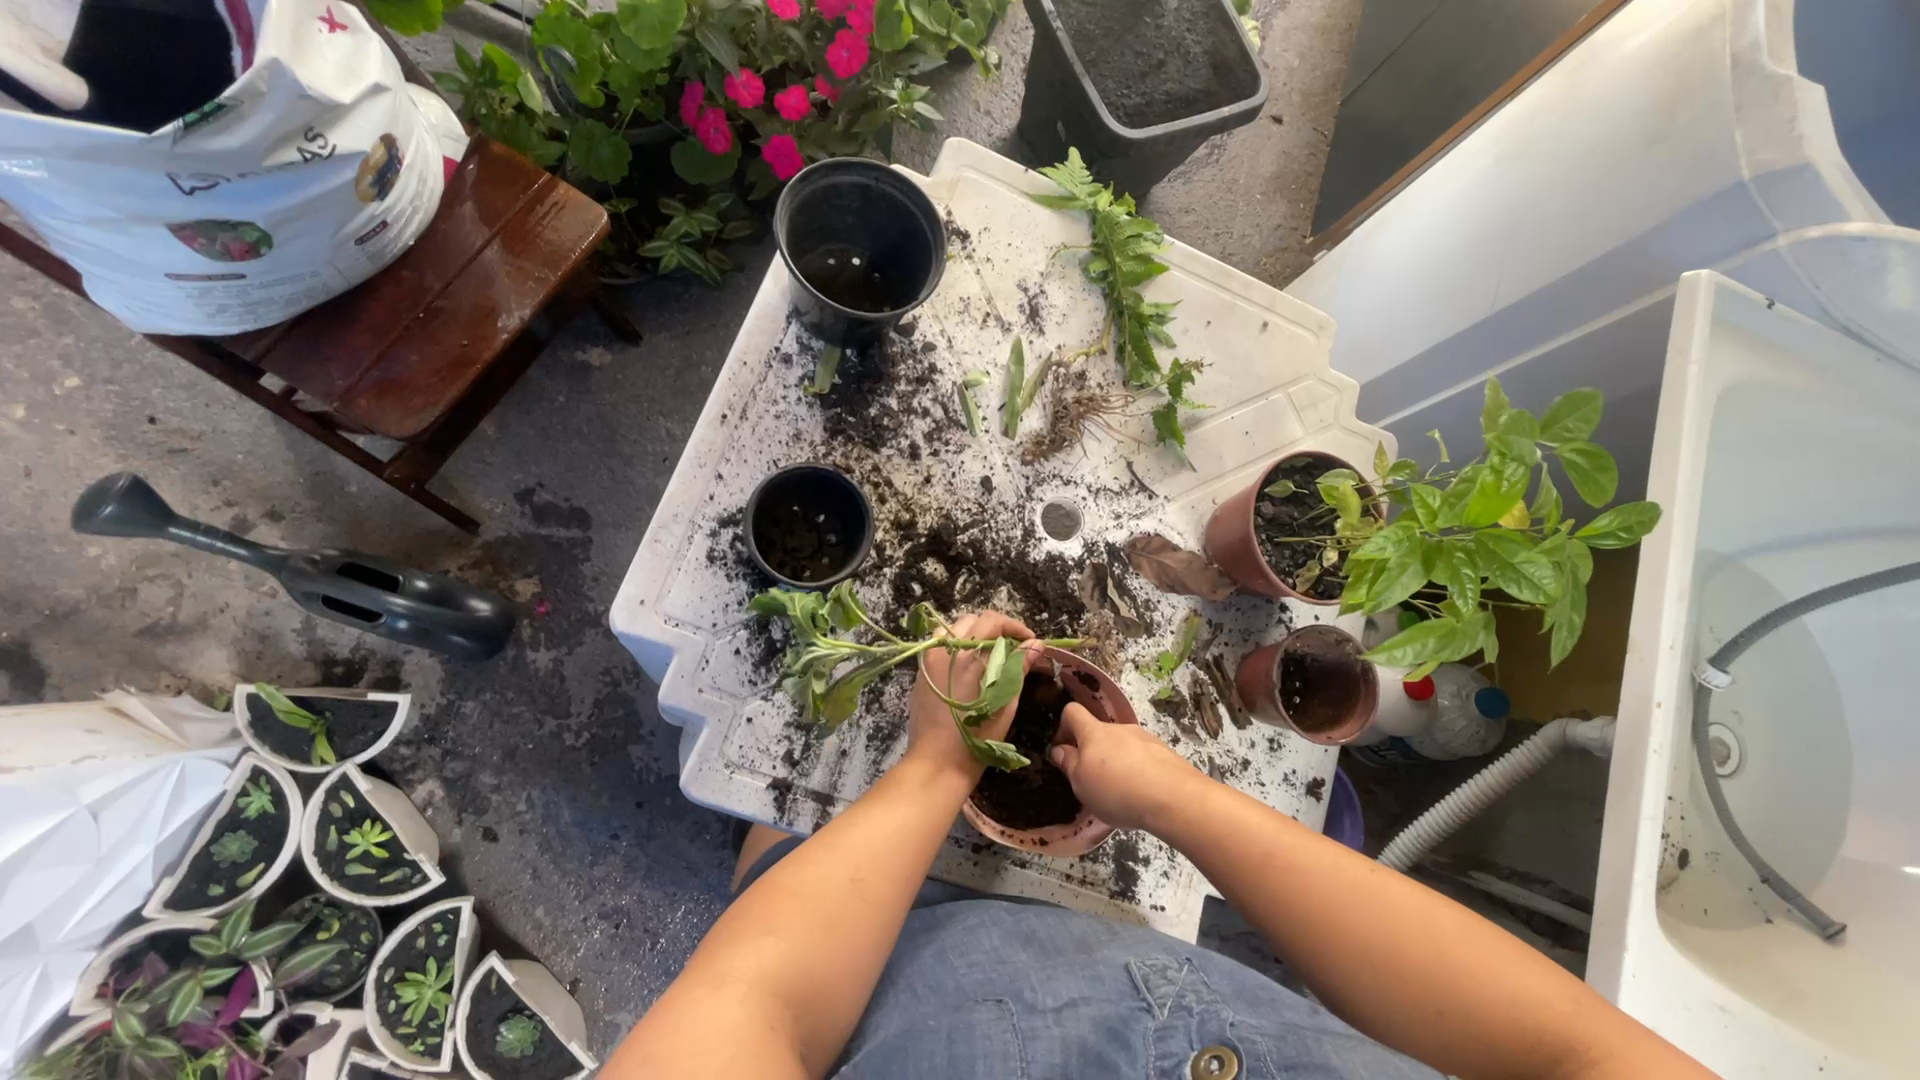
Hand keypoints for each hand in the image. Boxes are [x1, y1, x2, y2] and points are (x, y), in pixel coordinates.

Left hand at [904, 612, 1043, 782]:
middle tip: (1015, 648)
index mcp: (964, 656)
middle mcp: (943, 650)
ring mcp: (928, 660)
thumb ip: (1018, 668)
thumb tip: (1035, 645)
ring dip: (977, 636)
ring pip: (955, 631)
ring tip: (994, 656)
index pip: (991, 621)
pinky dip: (960, 648)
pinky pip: (943, 647)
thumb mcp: (1005, 702)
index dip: (1014, 627)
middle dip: (997, 629)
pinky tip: (973, 668)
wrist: (937, 763)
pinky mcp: (922, 672)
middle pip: (972, 621)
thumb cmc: (976, 738)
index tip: (1031, 642)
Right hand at [1049, 703, 1209, 830]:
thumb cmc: (1117, 790)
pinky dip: (1139, 772)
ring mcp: (1145, 739)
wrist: (1174, 798)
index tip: (1063, 751)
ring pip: (1123, 747)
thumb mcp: (1081, 784)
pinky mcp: (1165, 753)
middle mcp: (1119, 729)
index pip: (1072, 712)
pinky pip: (1143, 758)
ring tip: (1122, 793)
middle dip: (1094, 753)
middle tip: (1094, 782)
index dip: (1063, 727)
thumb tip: (1059, 749)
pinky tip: (1143, 795)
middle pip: (1100, 732)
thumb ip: (1069, 764)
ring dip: (1117, 763)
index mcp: (1093, 732)